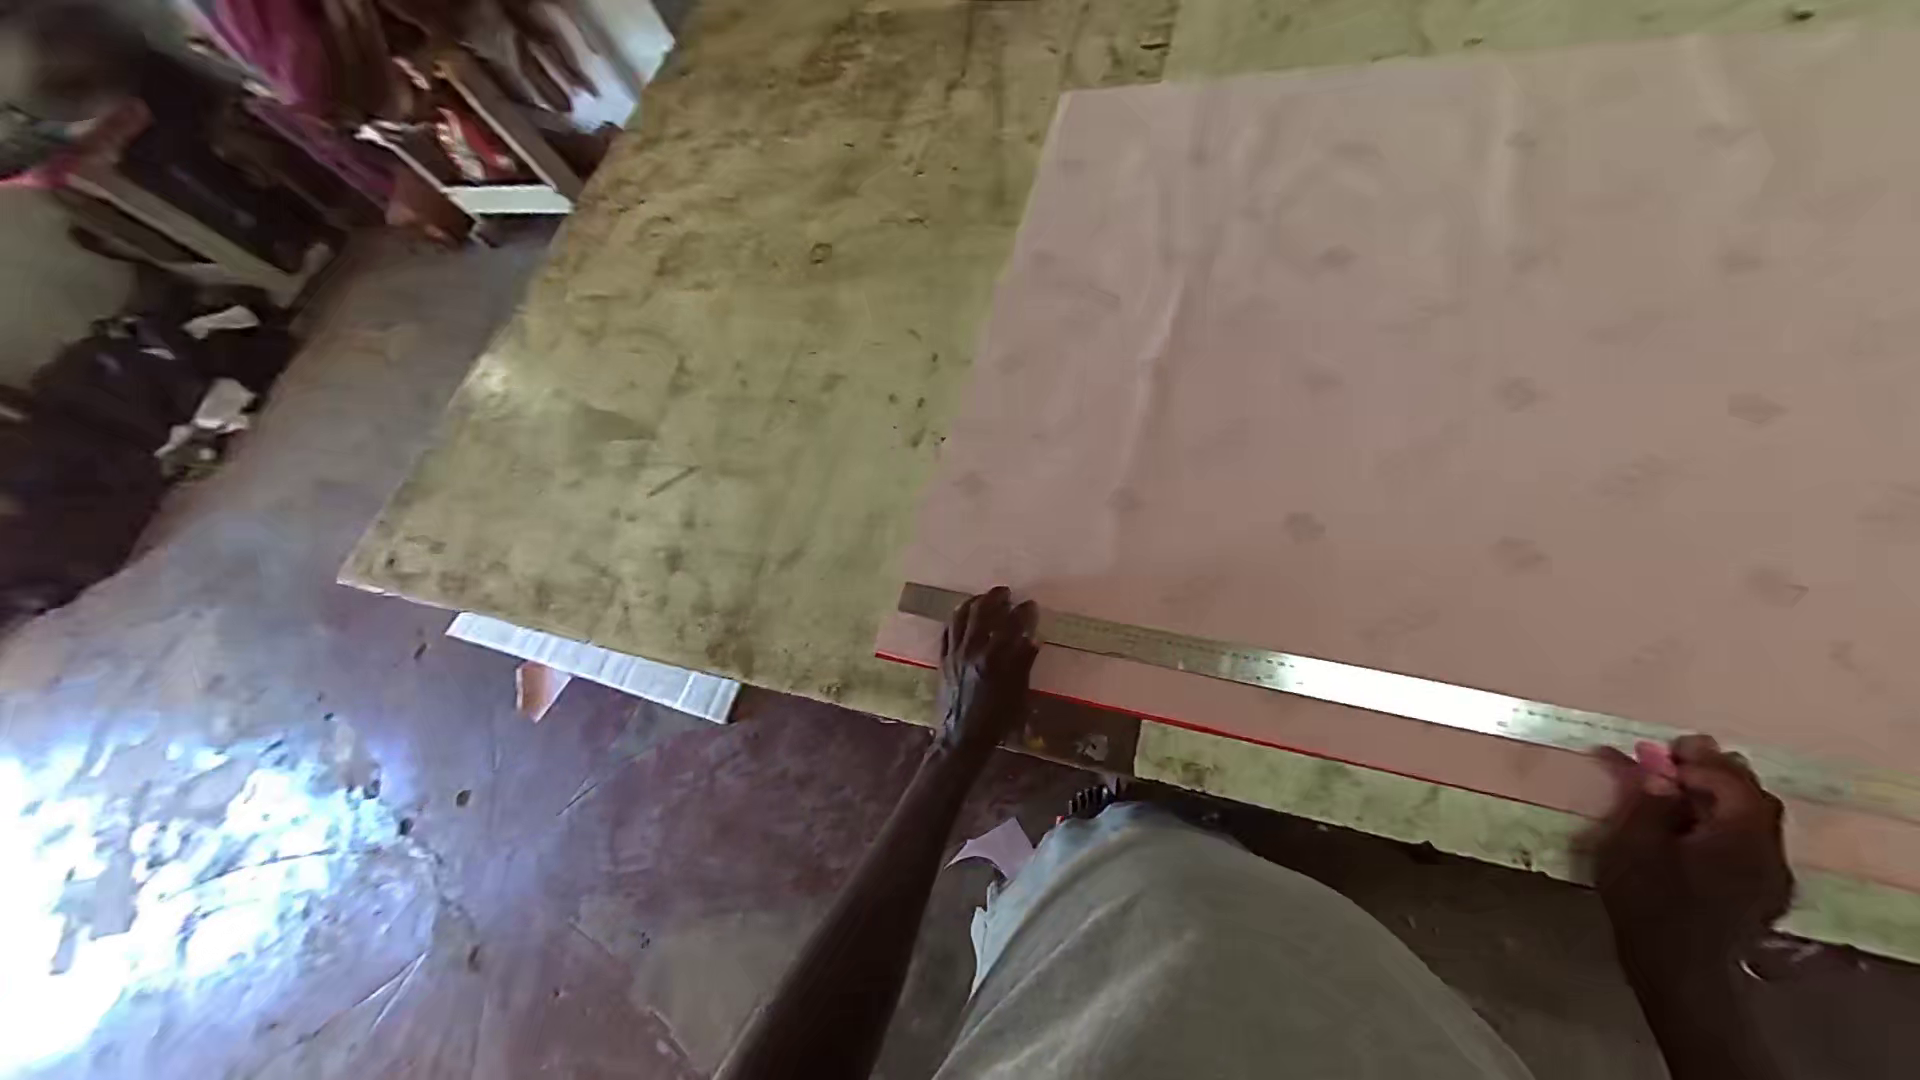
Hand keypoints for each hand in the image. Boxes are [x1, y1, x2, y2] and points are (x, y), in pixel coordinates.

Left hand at [935, 586, 1038, 759]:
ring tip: (983, 597)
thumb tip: (1033, 639)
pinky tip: (963, 616)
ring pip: (960, 617)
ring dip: (973, 603)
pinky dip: (956, 619)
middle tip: (1005, 592)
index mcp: (994, 659)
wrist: (961, 739)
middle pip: (982, 612)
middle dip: (995, 597)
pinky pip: (947, 632)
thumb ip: (1024, 663)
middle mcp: (971, 650)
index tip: (1031, 604)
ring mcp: (954, 654)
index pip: (1011, 625)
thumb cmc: (996, 720)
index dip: (1023, 612)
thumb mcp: (1018, 693)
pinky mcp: (942, 660)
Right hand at [1591, 735, 1792, 969]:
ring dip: (1723, 796)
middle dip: (1721, 774)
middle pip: (1755, 804)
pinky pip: (1748, 842)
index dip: (1705, 763)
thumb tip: (1660, 773)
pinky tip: (1696, 819)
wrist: (1675, 962)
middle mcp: (1768, 857)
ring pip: (1754, 823)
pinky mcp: (1756, 892)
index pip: (1735, 788)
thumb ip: (1651, 805)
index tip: (1672, 743)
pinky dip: (1723, 819)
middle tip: (1683, 752)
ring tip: (1687, 779)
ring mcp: (1767, 878)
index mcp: (1740, 841)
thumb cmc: (1647, 896)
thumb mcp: (1634, 844)